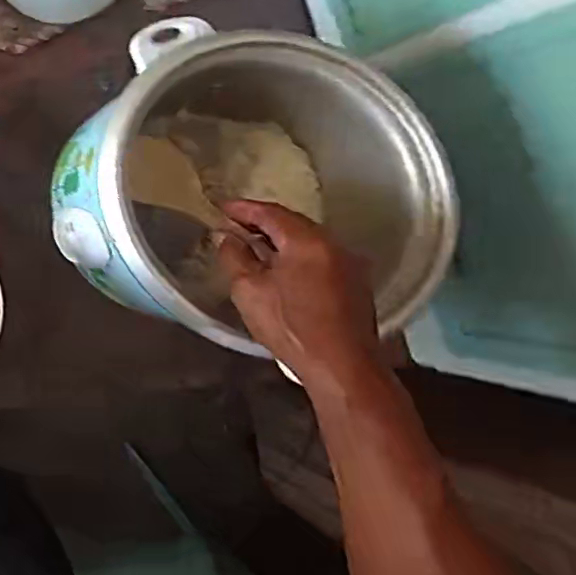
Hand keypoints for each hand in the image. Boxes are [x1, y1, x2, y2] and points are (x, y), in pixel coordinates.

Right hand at [216, 200, 381, 391]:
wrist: (342, 368)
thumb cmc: (290, 326)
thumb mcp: (248, 290)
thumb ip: (234, 256)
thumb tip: (228, 238)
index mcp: (307, 242)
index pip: (270, 213)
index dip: (243, 208)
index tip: (221, 207)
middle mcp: (334, 246)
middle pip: (293, 223)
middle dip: (262, 221)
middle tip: (234, 223)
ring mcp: (349, 265)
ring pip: (308, 240)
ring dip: (279, 238)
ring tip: (253, 242)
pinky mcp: (354, 284)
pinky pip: (319, 256)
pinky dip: (295, 253)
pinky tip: (279, 265)